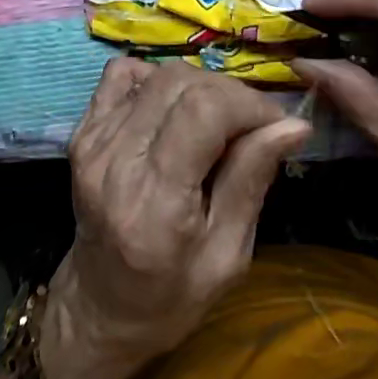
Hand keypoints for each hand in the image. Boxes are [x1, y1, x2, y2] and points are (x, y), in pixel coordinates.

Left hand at [40, 59, 311, 378]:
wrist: (100, 304)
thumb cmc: (172, 294)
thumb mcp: (228, 255)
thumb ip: (251, 180)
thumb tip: (294, 125)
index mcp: (155, 200)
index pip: (203, 110)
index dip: (250, 105)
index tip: (276, 126)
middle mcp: (115, 159)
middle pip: (180, 83)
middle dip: (230, 94)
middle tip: (252, 126)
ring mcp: (92, 140)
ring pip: (156, 74)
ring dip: (199, 87)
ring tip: (217, 122)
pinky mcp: (82, 130)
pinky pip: (122, 74)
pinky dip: (156, 80)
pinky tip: (173, 111)